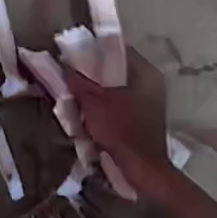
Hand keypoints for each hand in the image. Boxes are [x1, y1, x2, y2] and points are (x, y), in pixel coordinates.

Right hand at [62, 47, 169, 169]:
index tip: (76, 53)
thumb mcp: (94, 103)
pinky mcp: (145, 119)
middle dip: (94, 73)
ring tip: (77, 93)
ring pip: (118, 89)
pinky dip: (106, 106)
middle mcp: (152, 84)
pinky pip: (121, 105)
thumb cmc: (121, 129)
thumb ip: (78, 81)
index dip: (96, 49)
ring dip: (98, 92)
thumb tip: (64, 65)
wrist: (141, 168)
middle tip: (73, 74)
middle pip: (118, 70)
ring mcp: (150, 103)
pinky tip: (89, 112)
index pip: (120, 49)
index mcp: (146, 73)